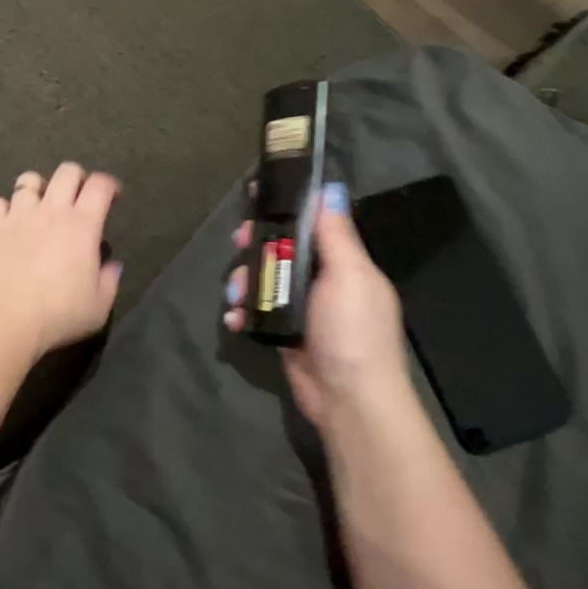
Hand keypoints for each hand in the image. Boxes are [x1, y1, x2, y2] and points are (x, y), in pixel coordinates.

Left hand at [0, 162, 122, 358]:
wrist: (2, 319)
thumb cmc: (57, 314)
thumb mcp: (98, 307)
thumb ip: (109, 280)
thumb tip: (112, 264)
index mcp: (82, 225)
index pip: (100, 185)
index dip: (109, 185)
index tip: (113, 196)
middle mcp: (51, 210)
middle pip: (66, 172)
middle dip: (77, 178)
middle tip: (78, 197)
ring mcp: (17, 214)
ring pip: (29, 180)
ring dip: (39, 188)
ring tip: (40, 206)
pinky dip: (5, 209)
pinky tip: (8, 224)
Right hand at [223, 183, 407, 423]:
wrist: (349, 400)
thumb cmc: (353, 332)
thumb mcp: (349, 275)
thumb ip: (335, 233)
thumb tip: (331, 188)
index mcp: (345, 263)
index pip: (313, 223)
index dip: (286, 207)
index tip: (258, 194)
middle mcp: (323, 281)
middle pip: (281, 248)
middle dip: (256, 243)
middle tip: (239, 242)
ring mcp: (302, 308)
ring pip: (263, 278)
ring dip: (243, 281)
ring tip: (235, 294)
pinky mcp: (283, 333)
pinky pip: (256, 311)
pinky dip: (241, 312)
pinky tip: (234, 319)